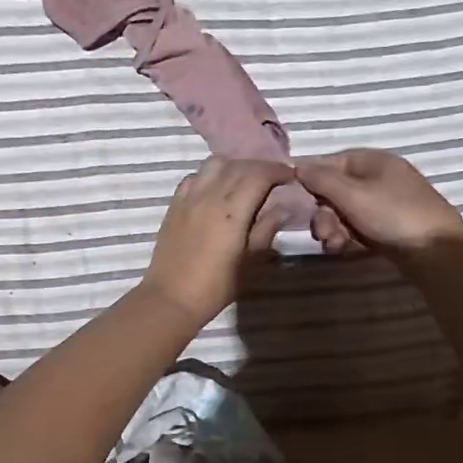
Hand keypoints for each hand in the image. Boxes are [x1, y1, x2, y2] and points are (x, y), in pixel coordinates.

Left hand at [139, 157, 293, 323]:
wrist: (172, 298)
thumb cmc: (216, 286)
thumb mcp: (250, 261)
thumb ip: (266, 229)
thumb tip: (283, 208)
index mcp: (231, 211)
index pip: (258, 174)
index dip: (277, 170)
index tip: (290, 176)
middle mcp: (208, 196)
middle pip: (237, 165)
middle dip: (259, 167)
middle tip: (272, 178)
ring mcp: (188, 198)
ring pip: (213, 165)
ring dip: (233, 166)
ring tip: (244, 180)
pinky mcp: (174, 205)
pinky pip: (193, 177)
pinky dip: (210, 175)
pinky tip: (215, 189)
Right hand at [294, 150, 462, 256]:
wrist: (436, 250)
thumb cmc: (393, 214)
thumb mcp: (353, 194)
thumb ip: (322, 180)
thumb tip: (298, 166)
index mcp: (371, 161)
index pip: (329, 163)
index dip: (312, 181)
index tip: (299, 201)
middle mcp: (375, 178)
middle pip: (333, 192)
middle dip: (323, 214)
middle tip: (323, 233)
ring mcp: (381, 204)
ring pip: (341, 214)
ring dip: (332, 230)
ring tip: (335, 245)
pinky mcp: (384, 227)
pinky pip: (354, 228)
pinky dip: (346, 238)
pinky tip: (344, 250)